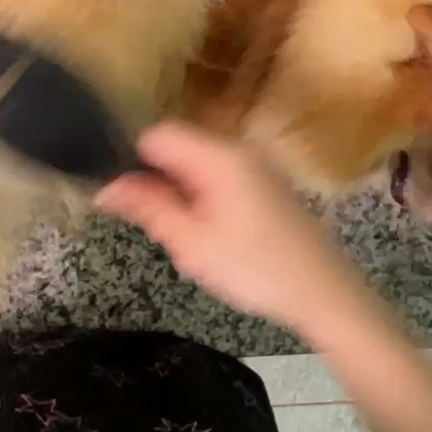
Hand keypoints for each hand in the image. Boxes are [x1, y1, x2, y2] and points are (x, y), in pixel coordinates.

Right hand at [95, 122, 366, 330]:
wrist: (327, 297)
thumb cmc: (255, 269)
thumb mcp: (191, 242)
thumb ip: (147, 207)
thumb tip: (104, 186)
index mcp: (219, 156)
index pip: (156, 134)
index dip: (130, 158)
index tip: (119, 193)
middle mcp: (238, 149)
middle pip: (175, 146)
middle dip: (154, 179)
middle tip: (151, 222)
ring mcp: (255, 165)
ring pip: (194, 163)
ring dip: (177, 190)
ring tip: (180, 231)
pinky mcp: (265, 182)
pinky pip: (216, 174)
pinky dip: (199, 194)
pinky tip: (207, 231)